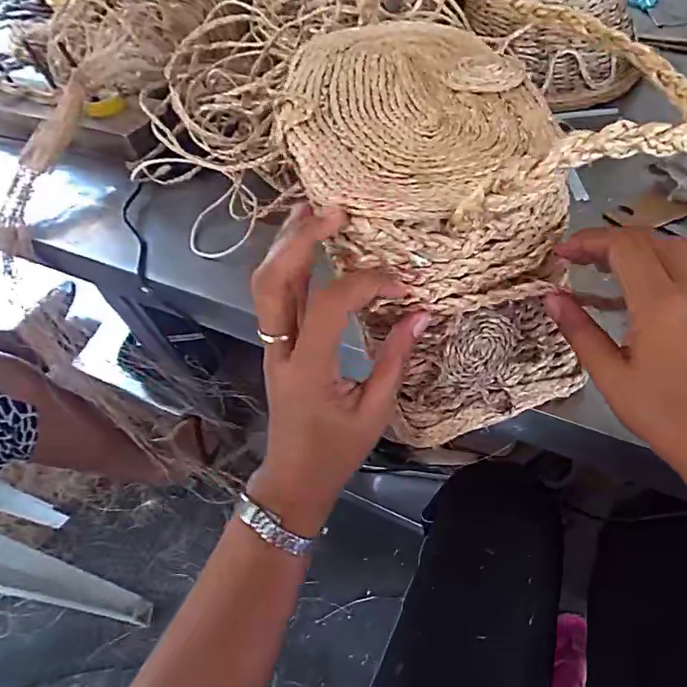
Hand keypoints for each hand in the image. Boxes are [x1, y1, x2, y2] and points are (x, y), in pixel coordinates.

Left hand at [246, 204, 429, 535]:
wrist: (294, 477)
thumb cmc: (337, 450)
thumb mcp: (376, 410)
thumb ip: (397, 359)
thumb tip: (421, 313)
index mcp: (308, 368)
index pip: (330, 305)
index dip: (367, 283)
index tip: (403, 284)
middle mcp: (281, 348)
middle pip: (274, 281)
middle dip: (302, 240)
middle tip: (336, 211)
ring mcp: (272, 344)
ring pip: (265, 282)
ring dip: (288, 242)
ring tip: (312, 209)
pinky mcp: (275, 342)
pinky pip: (273, 294)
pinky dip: (287, 261)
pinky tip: (306, 242)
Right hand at [544, 228, 686, 480]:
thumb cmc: (663, 414)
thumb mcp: (611, 376)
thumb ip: (581, 331)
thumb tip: (552, 297)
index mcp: (659, 303)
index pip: (623, 247)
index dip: (589, 242)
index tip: (562, 255)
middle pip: (649, 241)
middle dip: (609, 242)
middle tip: (578, 260)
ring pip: (679, 248)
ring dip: (643, 245)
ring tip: (615, 263)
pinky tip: (674, 264)